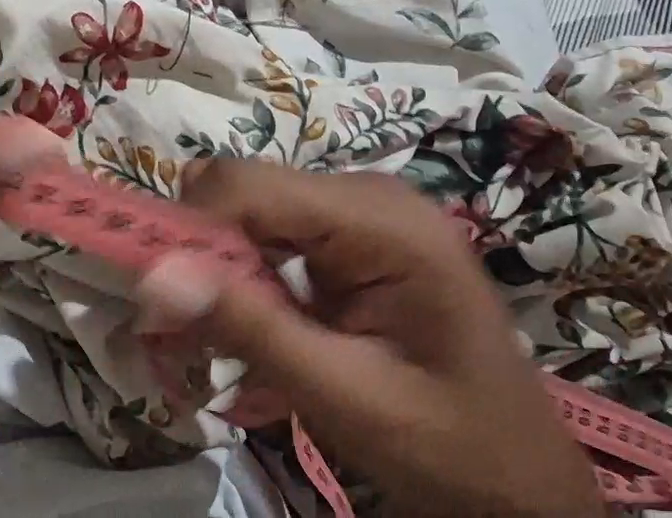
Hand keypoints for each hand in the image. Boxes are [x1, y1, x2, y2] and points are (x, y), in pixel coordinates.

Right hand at [133, 161, 602, 517]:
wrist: (520, 487)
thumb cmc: (449, 446)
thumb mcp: (345, 397)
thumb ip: (249, 329)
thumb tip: (150, 275)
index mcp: (383, 222)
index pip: (244, 184)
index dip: (188, 227)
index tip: (160, 296)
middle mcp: (367, 195)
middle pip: (237, 190)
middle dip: (198, 250)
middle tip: (185, 325)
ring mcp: (357, 212)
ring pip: (241, 209)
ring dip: (214, 267)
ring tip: (213, 333)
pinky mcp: (346, 235)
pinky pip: (263, 231)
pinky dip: (238, 273)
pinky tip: (250, 323)